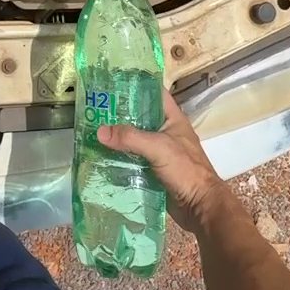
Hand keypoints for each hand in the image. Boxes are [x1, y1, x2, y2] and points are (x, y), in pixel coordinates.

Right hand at [96, 92, 234, 238]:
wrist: (200, 207)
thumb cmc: (185, 169)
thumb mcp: (158, 147)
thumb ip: (130, 137)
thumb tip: (99, 131)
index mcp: (172, 118)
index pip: (153, 93)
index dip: (134, 85)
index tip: (110, 82)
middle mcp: (164, 131)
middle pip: (138, 117)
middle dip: (118, 113)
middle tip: (92, 108)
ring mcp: (158, 151)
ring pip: (133, 139)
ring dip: (116, 137)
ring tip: (90, 130)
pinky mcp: (152, 169)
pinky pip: (131, 158)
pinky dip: (118, 156)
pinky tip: (100, 154)